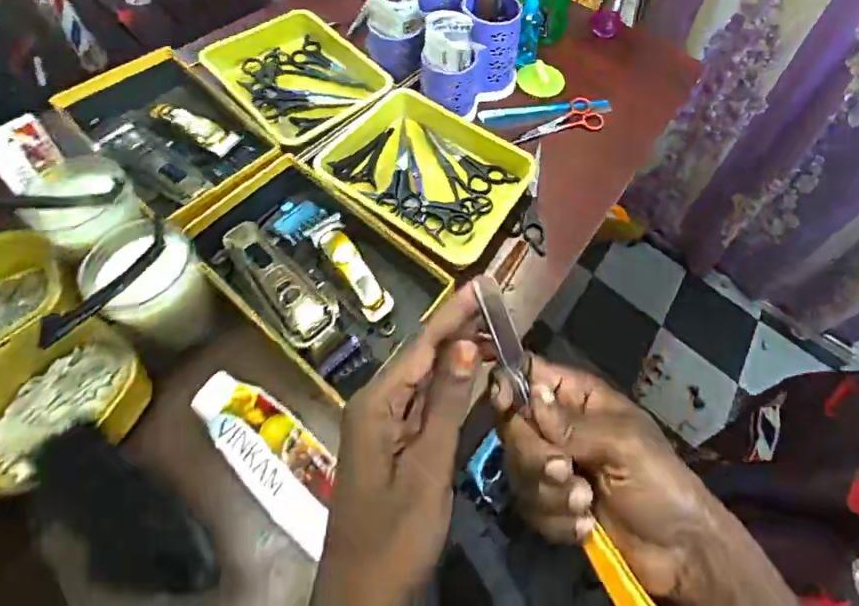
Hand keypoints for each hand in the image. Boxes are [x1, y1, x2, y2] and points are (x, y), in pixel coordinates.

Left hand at [312, 286, 488, 605]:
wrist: (364, 596)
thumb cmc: (394, 537)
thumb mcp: (426, 470)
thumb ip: (445, 405)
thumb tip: (465, 345)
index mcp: (376, 403)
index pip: (421, 346)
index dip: (453, 313)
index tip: (479, 284)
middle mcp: (376, 403)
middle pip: (422, 356)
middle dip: (457, 328)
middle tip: (494, 302)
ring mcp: (384, 423)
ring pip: (425, 377)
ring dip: (456, 353)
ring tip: (490, 326)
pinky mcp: (394, 442)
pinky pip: (425, 403)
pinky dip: (450, 386)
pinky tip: (471, 372)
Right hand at [494, 361, 792, 605]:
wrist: (682, 553)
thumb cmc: (661, 481)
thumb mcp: (624, 444)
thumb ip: (574, 424)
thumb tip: (533, 396)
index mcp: (578, 397)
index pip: (530, 374)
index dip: (510, 383)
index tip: (504, 404)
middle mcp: (558, 426)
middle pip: (514, 426)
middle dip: (535, 456)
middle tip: (565, 471)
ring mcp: (554, 467)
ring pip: (519, 470)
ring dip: (550, 494)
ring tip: (587, 505)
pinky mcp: (554, 506)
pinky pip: (530, 507)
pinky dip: (556, 521)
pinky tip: (586, 527)